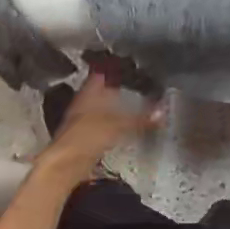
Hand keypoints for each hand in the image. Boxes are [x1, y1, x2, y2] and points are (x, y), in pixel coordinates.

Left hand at [40, 72, 163, 175]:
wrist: (66, 163)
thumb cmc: (88, 136)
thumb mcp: (120, 125)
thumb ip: (142, 118)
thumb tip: (163, 111)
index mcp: (89, 91)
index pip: (102, 71)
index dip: (116, 66)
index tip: (132, 65)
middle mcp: (85, 101)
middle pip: (103, 88)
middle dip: (119, 85)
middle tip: (140, 82)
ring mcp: (84, 118)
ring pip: (104, 105)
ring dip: (117, 103)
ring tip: (137, 101)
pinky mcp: (86, 135)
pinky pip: (104, 122)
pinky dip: (115, 120)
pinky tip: (126, 124)